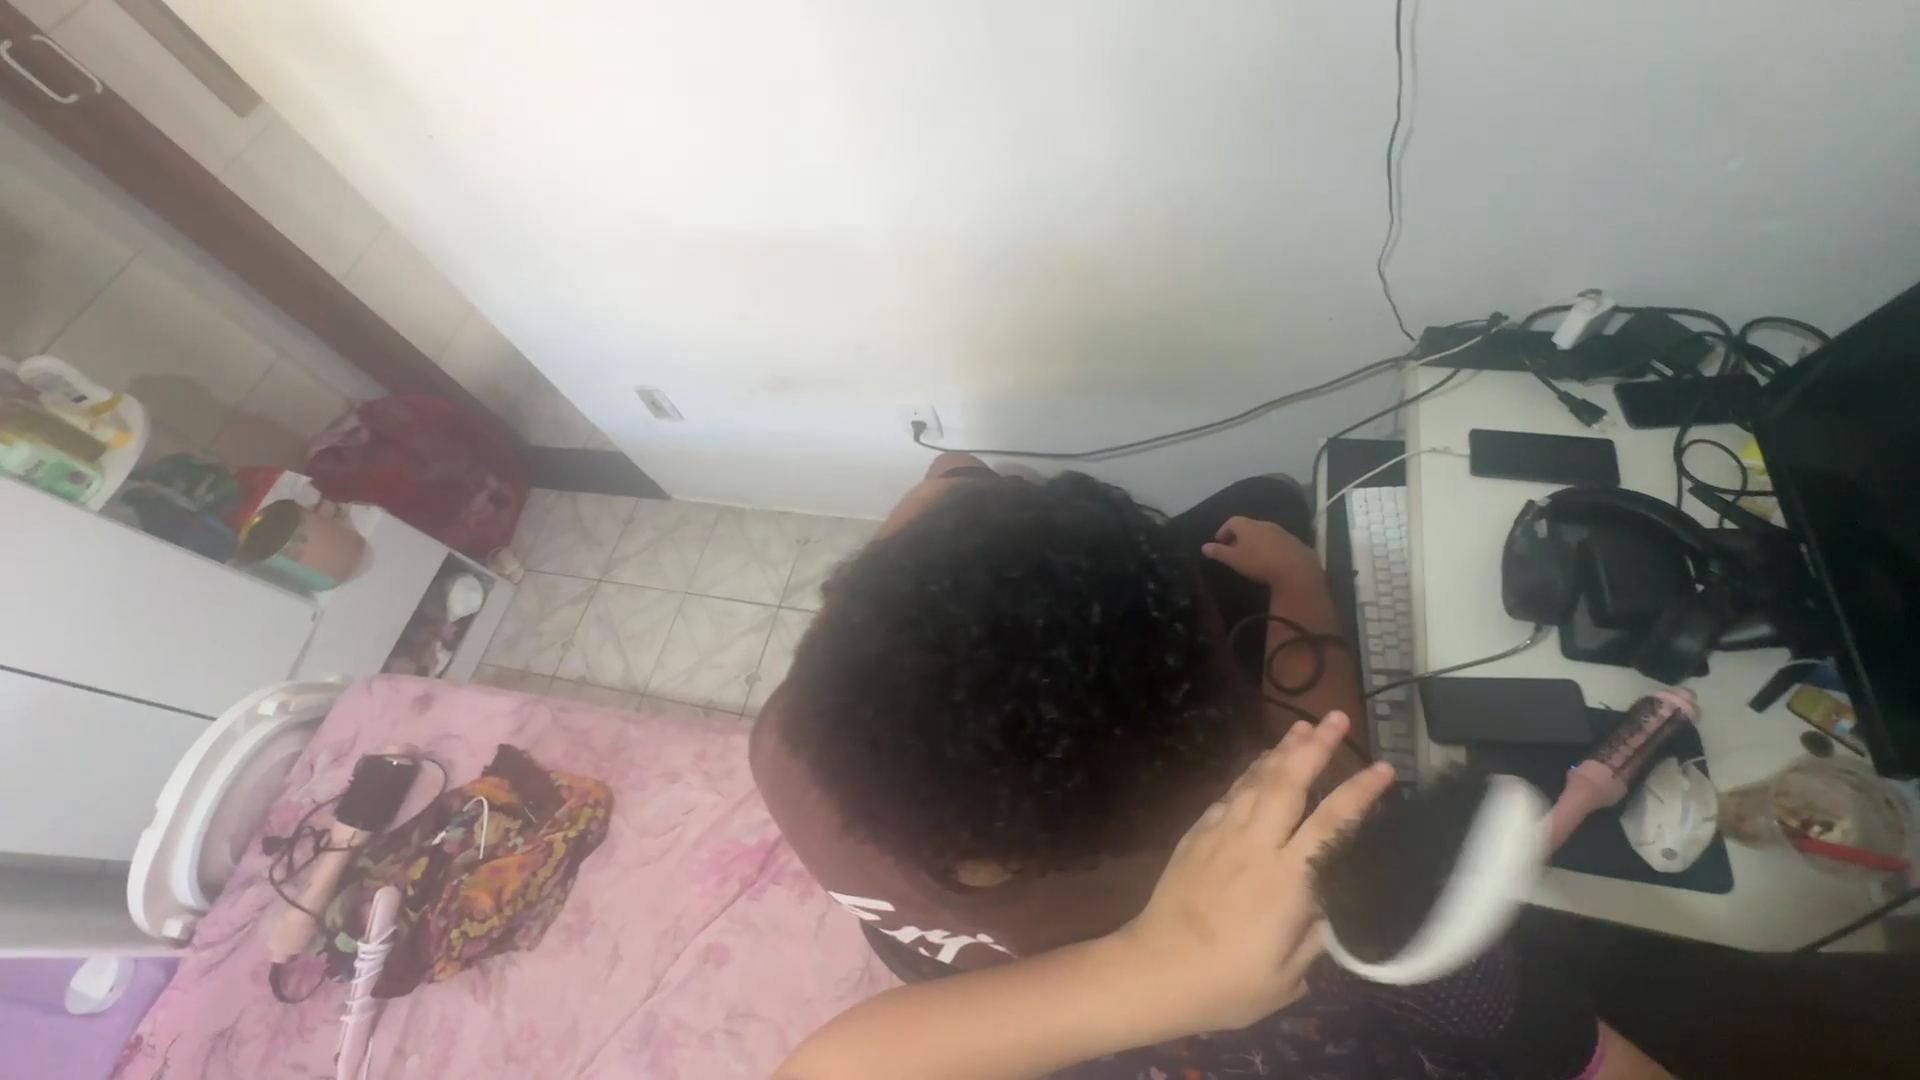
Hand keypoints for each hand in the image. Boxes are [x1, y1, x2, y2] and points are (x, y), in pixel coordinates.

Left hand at [1111, 712, 1393, 1032]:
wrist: (1156, 967)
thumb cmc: (1228, 983)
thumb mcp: (1289, 976)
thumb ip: (1316, 935)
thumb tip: (1334, 904)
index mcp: (1287, 881)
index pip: (1332, 823)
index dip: (1360, 792)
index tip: (1383, 768)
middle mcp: (1255, 845)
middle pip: (1289, 782)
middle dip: (1315, 746)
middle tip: (1336, 717)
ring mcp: (1221, 833)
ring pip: (1256, 780)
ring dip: (1281, 751)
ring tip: (1303, 727)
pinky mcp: (1196, 834)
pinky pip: (1230, 794)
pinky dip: (1250, 774)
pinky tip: (1260, 765)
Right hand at [1201, 516, 1321, 591]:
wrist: (1296, 570)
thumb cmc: (1259, 562)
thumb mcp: (1234, 559)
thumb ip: (1218, 552)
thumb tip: (1204, 546)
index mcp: (1247, 526)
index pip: (1231, 522)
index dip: (1223, 531)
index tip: (1219, 542)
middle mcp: (1264, 524)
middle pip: (1248, 526)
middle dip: (1239, 536)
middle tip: (1233, 550)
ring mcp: (1281, 531)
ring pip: (1263, 533)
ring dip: (1255, 541)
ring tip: (1251, 555)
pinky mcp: (1293, 541)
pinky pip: (1276, 541)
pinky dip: (1269, 547)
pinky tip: (1269, 559)